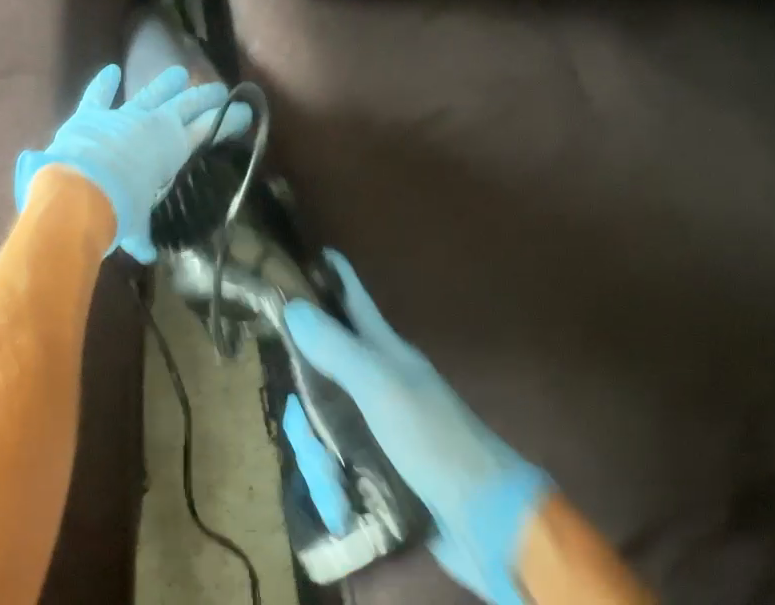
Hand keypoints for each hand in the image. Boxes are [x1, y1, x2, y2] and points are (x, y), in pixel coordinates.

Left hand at [14, 64, 250, 262]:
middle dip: (204, 97)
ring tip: (179, 72)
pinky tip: (111, 70)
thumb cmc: (118, 209)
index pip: (206, 131)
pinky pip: (98, 95)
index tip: (243, 112)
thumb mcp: (134, 226)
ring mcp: (122, 116)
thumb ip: (141, 236)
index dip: (226, 121)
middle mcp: (152, 126)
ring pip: (150, 94)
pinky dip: (103, 83)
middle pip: (185, 106)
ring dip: (165, 84)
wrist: (82, 189)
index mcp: (172, 150)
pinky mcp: (91, 115)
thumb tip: (146, 255)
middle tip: (221, 89)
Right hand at [282, 251, 551, 604]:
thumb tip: (291, 304)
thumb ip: (336, 346)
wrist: (484, 521)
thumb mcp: (381, 387)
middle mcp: (377, 385)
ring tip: (332, 482)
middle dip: (303, 401)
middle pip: (319, 370)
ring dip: (318, 457)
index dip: (333, 278)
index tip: (309, 253)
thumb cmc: (434, 440)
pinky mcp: (373, 470)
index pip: (354, 302)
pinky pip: (331, 465)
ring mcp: (375, 429)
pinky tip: (339, 502)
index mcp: (386, 354)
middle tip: (302, 425)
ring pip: (320, 422)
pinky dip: (330, 485)